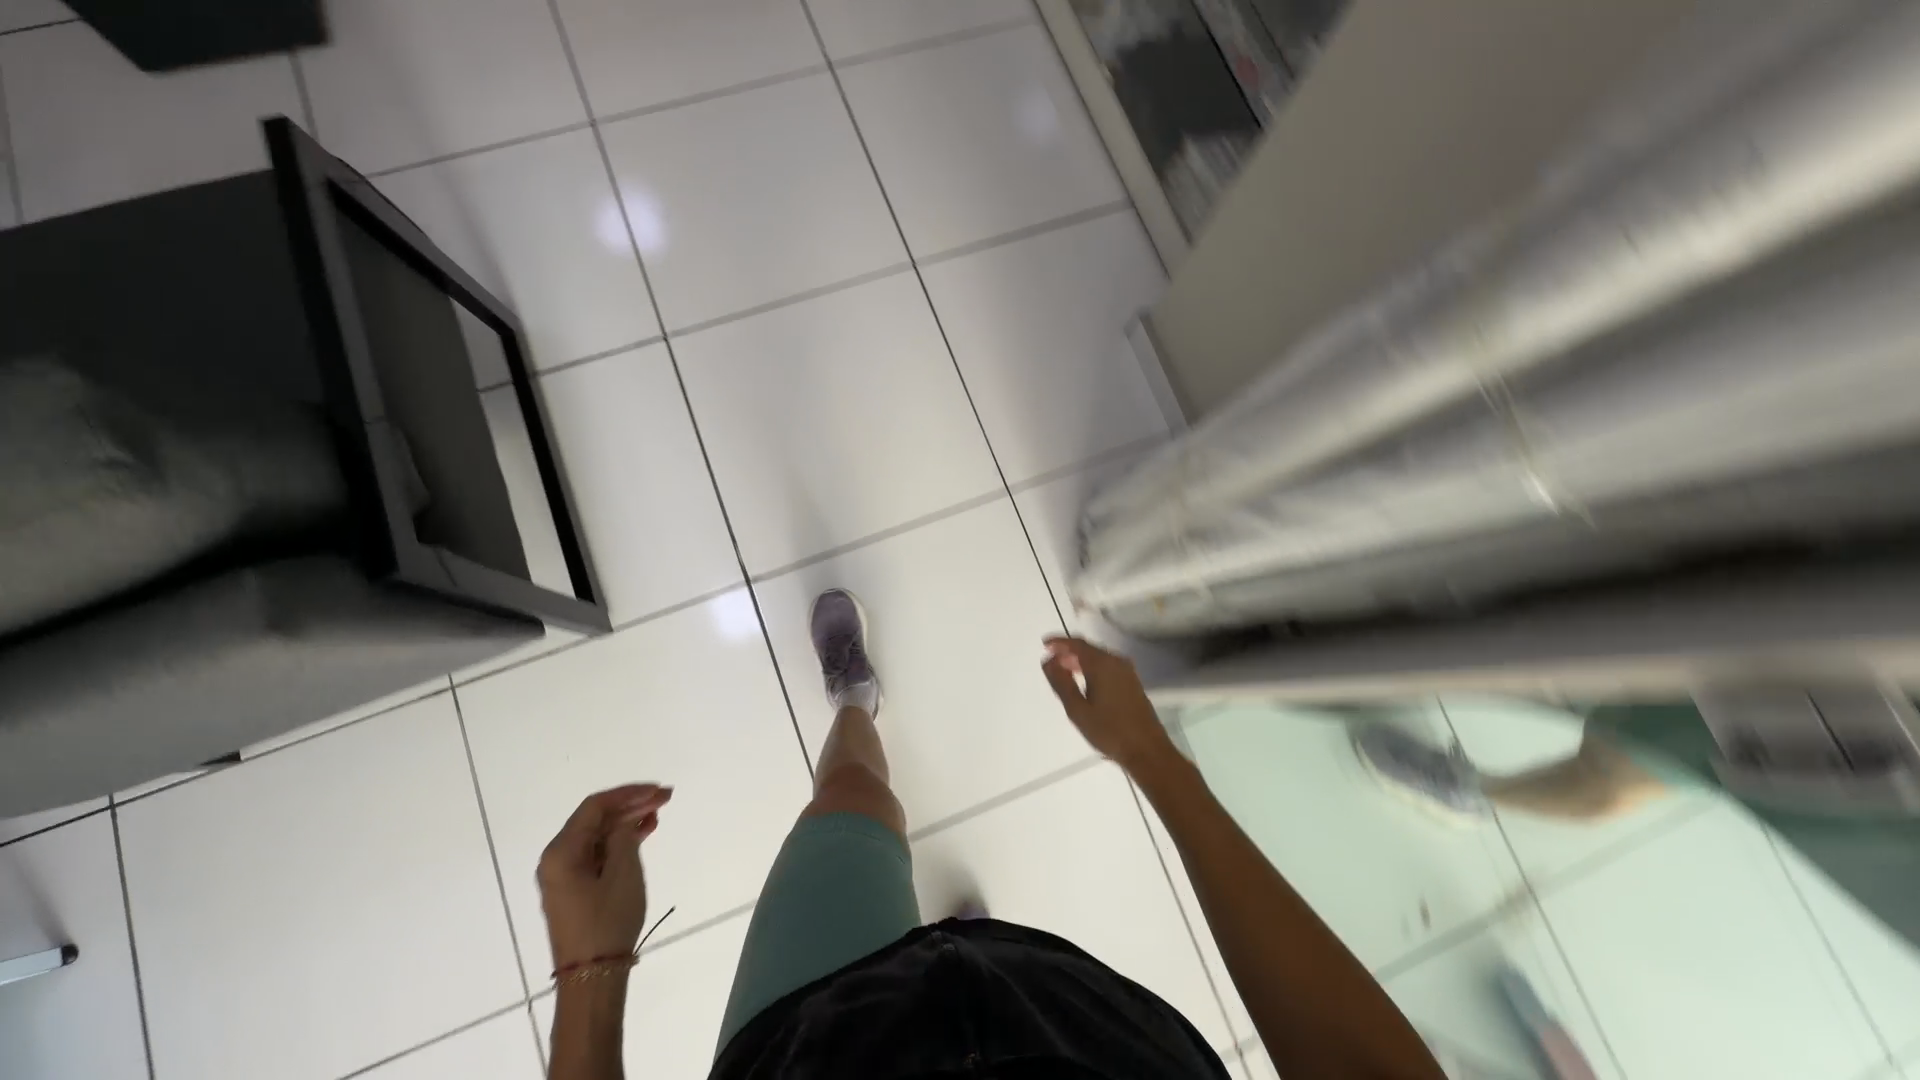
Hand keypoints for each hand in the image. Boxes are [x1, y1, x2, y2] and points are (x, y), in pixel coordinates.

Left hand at [537, 784, 670, 972]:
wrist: (593, 976)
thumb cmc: (607, 921)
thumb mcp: (623, 872)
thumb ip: (623, 836)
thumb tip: (623, 822)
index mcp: (561, 851)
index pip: (595, 807)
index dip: (628, 793)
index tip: (657, 791)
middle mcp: (556, 859)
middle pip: (595, 819)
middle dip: (630, 805)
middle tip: (664, 798)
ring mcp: (564, 876)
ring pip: (598, 836)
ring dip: (627, 822)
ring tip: (658, 813)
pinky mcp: (575, 890)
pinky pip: (598, 854)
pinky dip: (620, 842)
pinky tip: (643, 834)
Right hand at [1041, 636, 1175, 773]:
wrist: (1147, 750)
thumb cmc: (1109, 731)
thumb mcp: (1077, 709)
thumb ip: (1061, 682)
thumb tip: (1048, 661)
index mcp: (1102, 664)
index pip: (1076, 644)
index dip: (1059, 642)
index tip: (1044, 645)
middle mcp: (1116, 662)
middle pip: (1089, 648)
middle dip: (1069, 651)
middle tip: (1052, 660)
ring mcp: (1127, 672)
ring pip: (1099, 657)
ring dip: (1081, 660)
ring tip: (1065, 671)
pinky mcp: (1133, 683)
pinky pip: (1108, 666)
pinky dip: (1093, 668)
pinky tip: (1085, 682)